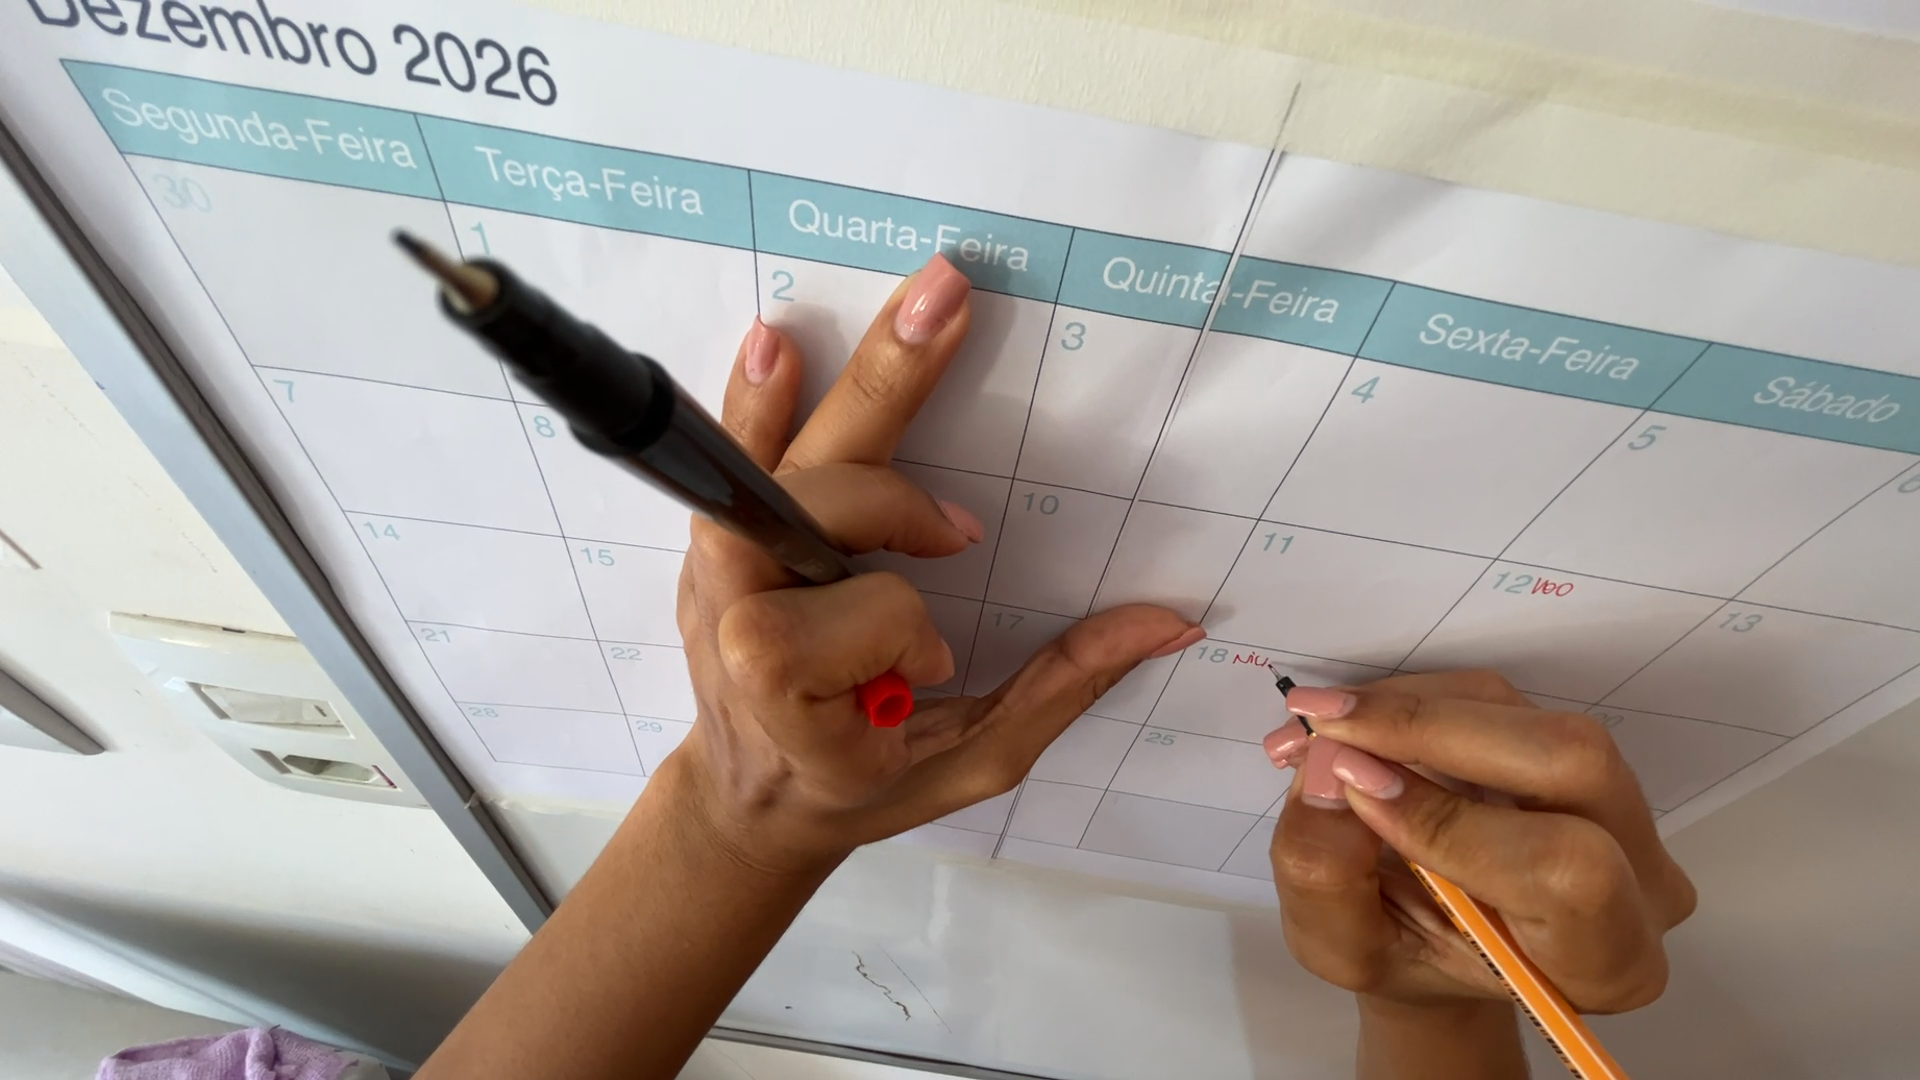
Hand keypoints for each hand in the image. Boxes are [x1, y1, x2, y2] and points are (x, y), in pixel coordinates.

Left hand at [672, 254, 1199, 875]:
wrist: (751, 798)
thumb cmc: (861, 789)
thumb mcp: (969, 765)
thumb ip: (1061, 690)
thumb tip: (1170, 622)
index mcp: (799, 717)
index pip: (850, 629)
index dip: (899, 625)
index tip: (931, 658)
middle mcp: (737, 638)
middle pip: (806, 524)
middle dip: (889, 476)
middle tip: (962, 350)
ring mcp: (713, 585)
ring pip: (773, 482)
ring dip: (858, 406)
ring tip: (922, 316)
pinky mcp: (712, 551)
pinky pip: (727, 471)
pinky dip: (756, 408)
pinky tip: (778, 344)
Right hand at [1265, 670, 1696, 1012]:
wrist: (1417, 927)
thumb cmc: (1391, 952)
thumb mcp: (1334, 943)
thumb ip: (1323, 872)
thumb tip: (1327, 772)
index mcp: (1597, 955)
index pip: (1564, 870)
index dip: (1447, 819)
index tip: (1346, 786)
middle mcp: (1633, 871)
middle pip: (1564, 759)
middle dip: (1421, 727)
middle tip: (1319, 723)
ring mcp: (1603, 796)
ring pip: (1509, 710)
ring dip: (1393, 706)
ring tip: (1312, 729)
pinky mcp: (1549, 744)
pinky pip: (1479, 693)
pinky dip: (1394, 696)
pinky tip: (1341, 724)